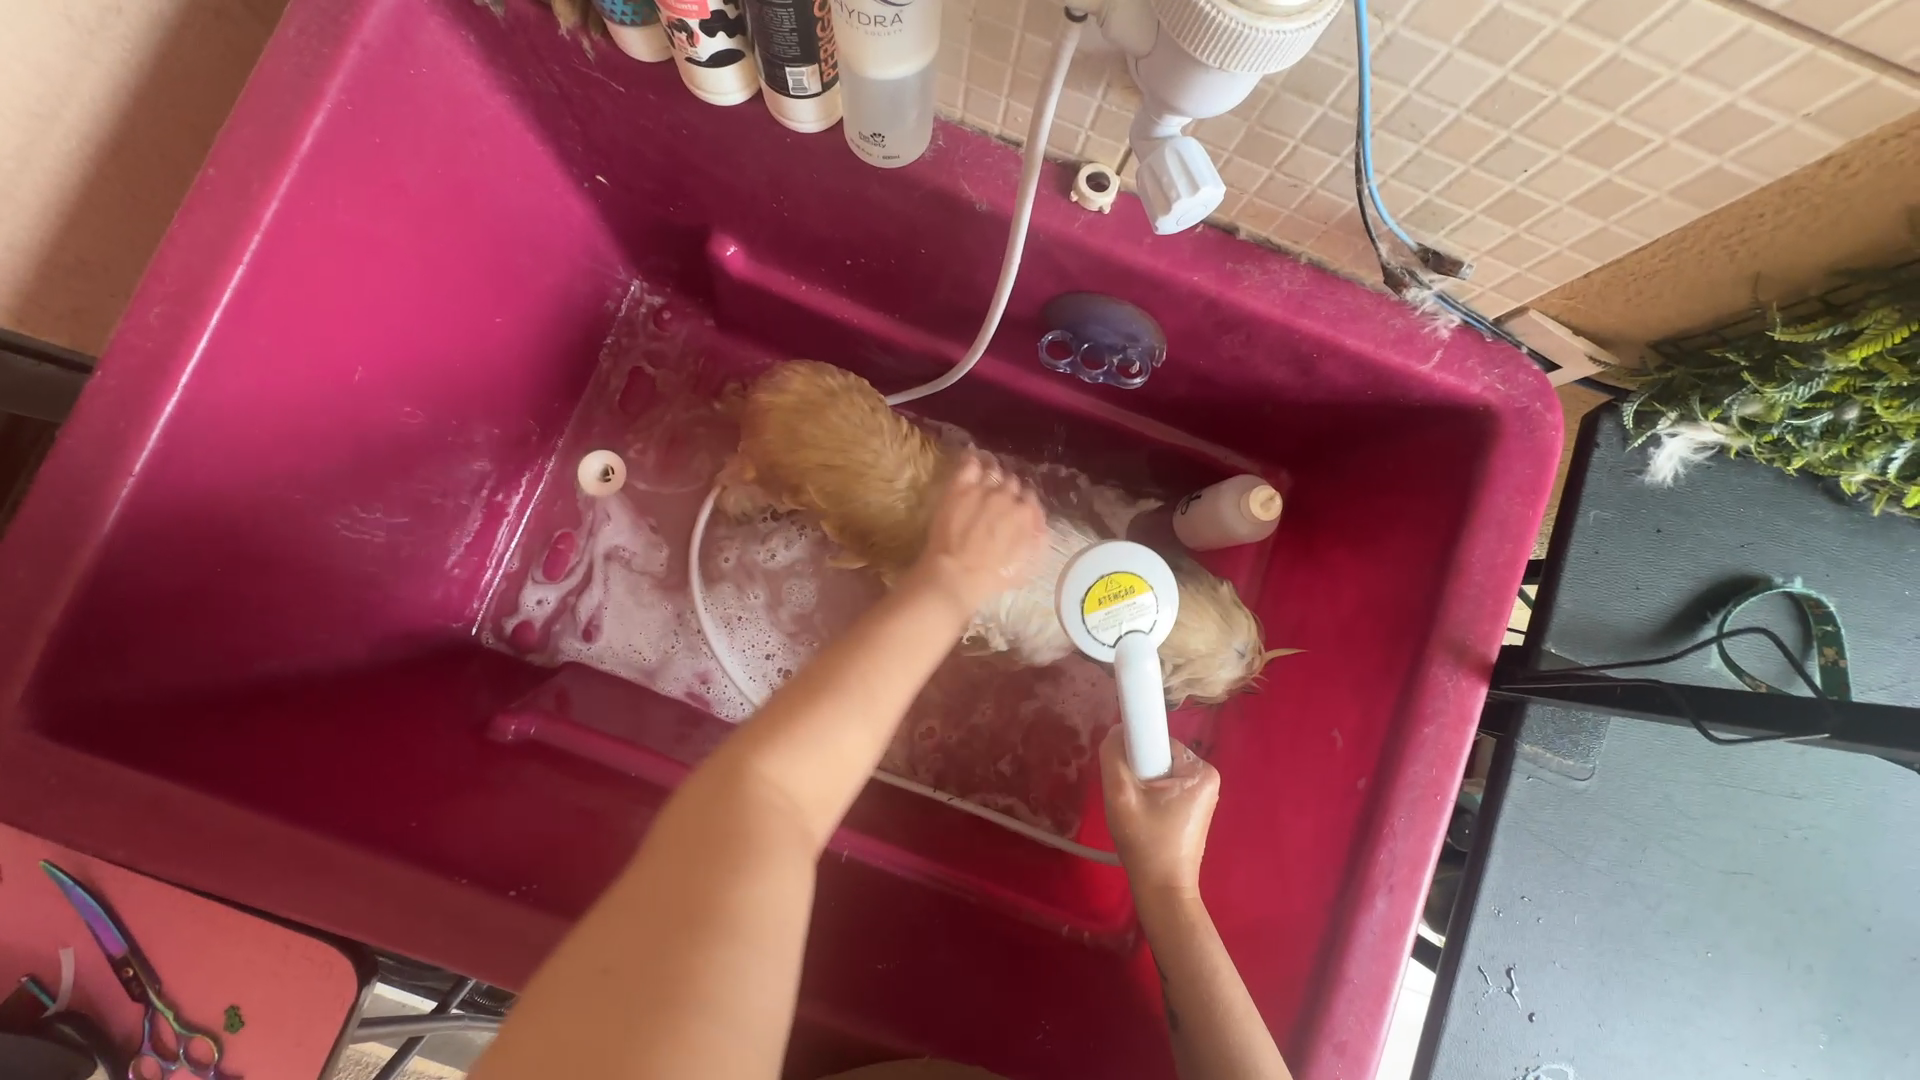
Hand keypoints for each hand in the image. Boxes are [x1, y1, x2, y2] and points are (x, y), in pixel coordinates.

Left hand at [909, 455, 1047, 613]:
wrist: (957, 574)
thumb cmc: (993, 577)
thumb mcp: (1027, 565)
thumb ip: (1037, 540)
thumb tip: (1039, 525)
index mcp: (1026, 513)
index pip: (1029, 498)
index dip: (1021, 504)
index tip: (1014, 510)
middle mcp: (1008, 496)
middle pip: (1010, 483)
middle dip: (1006, 490)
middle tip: (997, 500)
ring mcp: (983, 489)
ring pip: (992, 472)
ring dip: (991, 475)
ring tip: (985, 480)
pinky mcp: (959, 487)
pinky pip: (969, 465)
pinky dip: (972, 461)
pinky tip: (972, 460)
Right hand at [1100, 727, 1219, 900]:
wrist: (1162, 890)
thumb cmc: (1145, 843)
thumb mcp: (1120, 794)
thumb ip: (1113, 755)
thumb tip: (1116, 730)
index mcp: (1200, 770)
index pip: (1156, 740)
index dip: (1134, 755)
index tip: (1128, 780)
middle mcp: (1207, 776)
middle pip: (1156, 755)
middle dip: (1137, 772)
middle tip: (1130, 800)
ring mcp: (1202, 792)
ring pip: (1157, 770)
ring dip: (1140, 786)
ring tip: (1136, 812)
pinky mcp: (1193, 806)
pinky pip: (1163, 785)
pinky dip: (1149, 796)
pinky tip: (1144, 818)